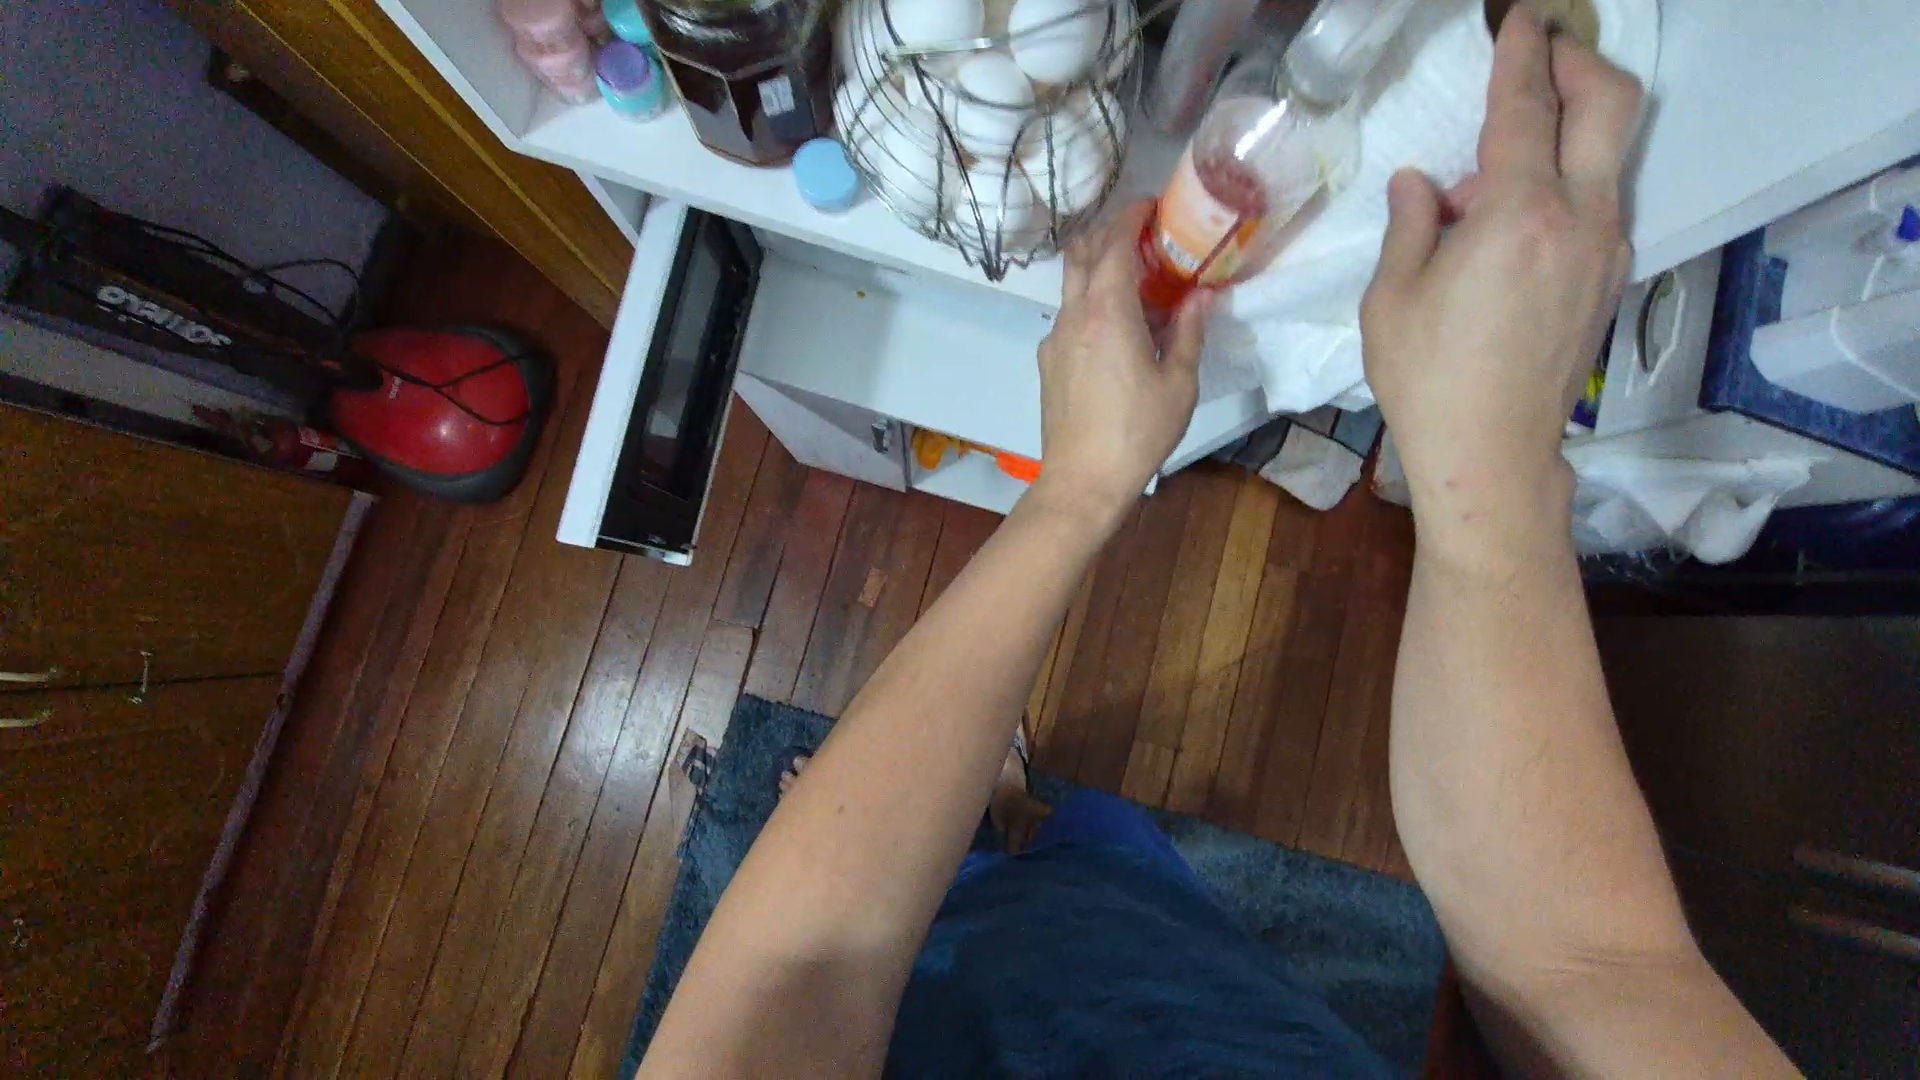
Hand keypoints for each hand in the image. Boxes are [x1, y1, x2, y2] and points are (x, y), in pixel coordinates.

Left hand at [1031, 201, 1212, 525]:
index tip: (1150, 206)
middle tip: (1141, 236)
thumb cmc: (1137, 432)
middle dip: (1107, 234)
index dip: (1130, 217)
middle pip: (1081, 256)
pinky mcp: (1046, 364)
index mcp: (1107, 313)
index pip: (1113, 244)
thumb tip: (1203, 294)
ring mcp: (1053, 341)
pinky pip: (1066, 317)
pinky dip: (1087, 303)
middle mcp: (1072, 317)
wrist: (1082, 479)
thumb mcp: (1179, 383)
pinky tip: (1112, 327)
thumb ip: (1190, 331)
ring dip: (1095, 269)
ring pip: (1070, 287)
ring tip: (1130, 280)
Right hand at [1360, 9, 1642, 555]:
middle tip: (1541, 52)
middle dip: (1578, 63)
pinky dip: (1566, 180)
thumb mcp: (1390, 299)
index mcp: (1515, 217)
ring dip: (1569, 128)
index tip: (1517, 19)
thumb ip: (1409, 228)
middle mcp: (1579, 218)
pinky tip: (1513, 216)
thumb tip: (1420, 183)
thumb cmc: (1425, 376)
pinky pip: (1599, 200)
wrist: (1489, 448)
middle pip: (1609, 105)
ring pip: (1609, 152)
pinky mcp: (1608, 277)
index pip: (1525, 111)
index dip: (1519, 56)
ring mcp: (1605, 247)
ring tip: (1500, 162)